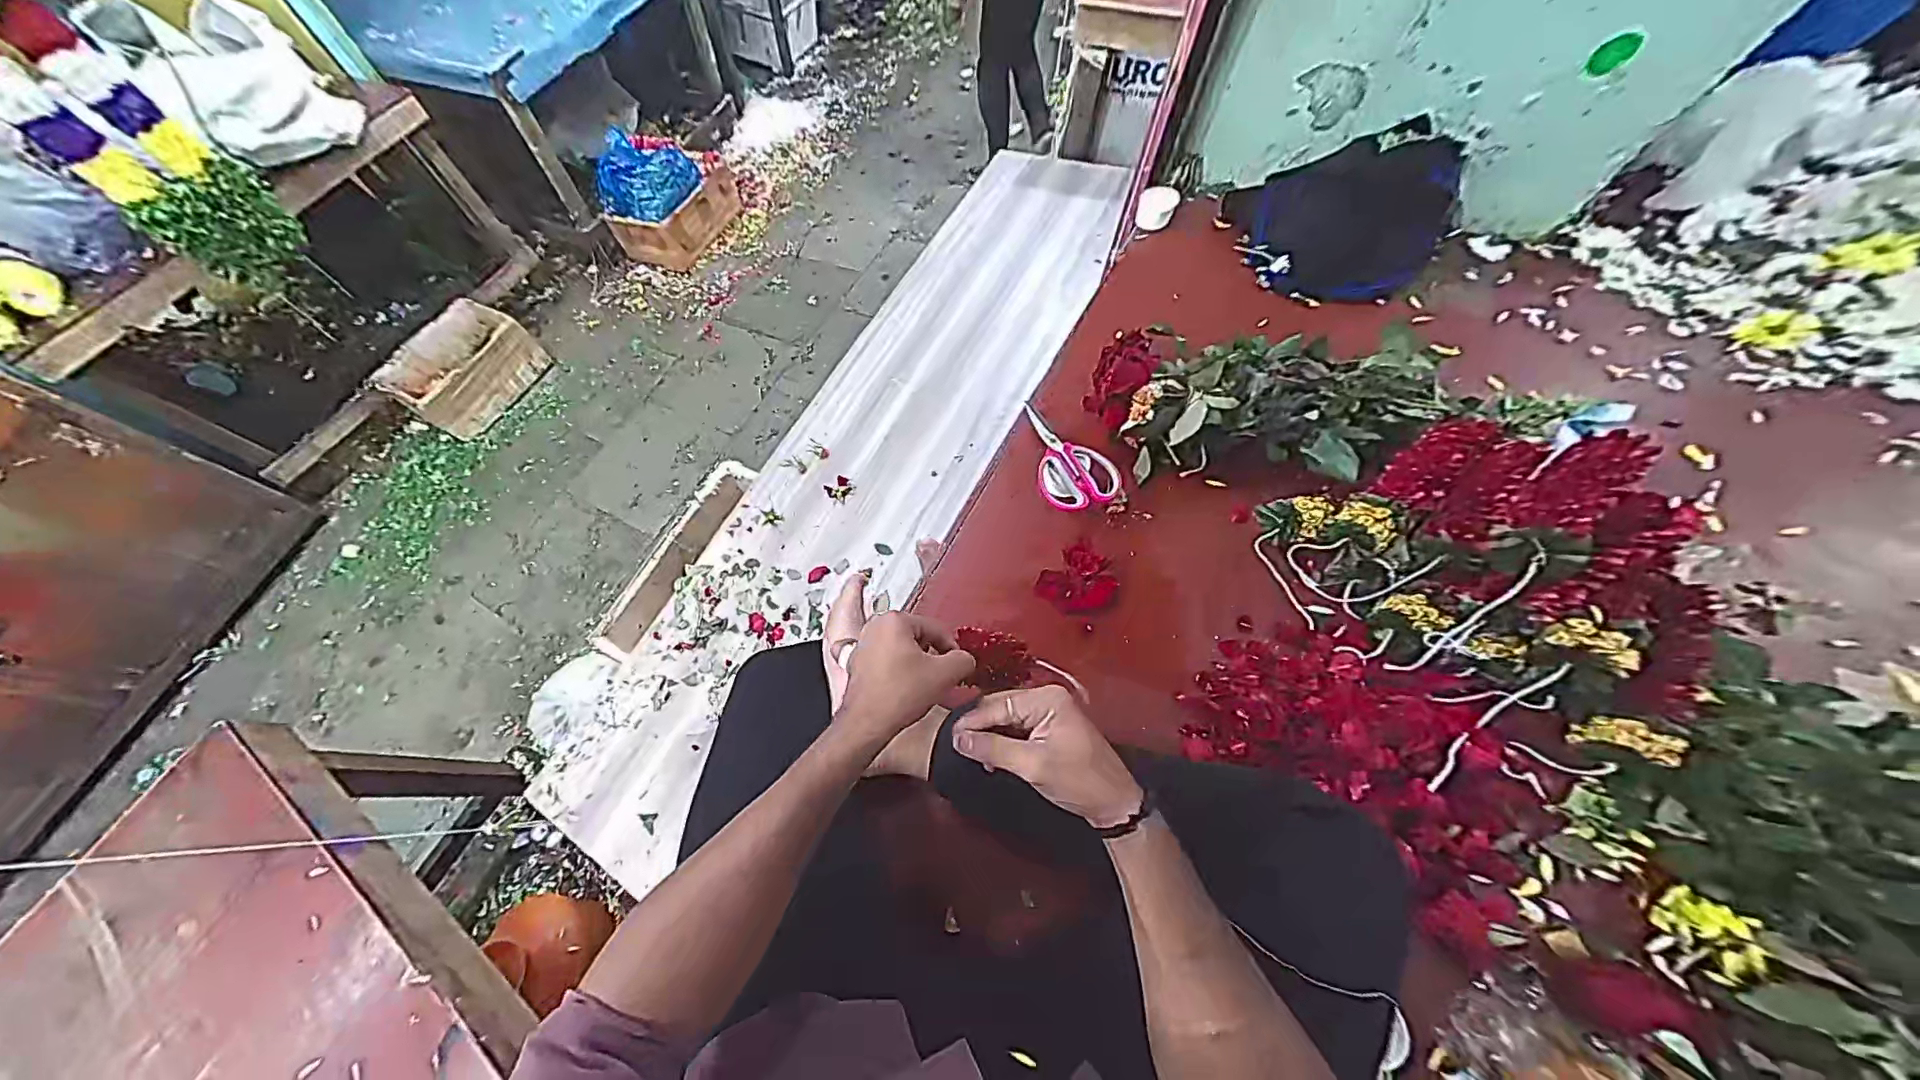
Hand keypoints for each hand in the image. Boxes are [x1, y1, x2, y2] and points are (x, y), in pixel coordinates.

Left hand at [835, 612, 975, 746]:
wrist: (866, 724)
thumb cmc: (897, 696)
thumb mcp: (946, 674)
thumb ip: (964, 659)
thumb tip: (964, 660)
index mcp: (895, 620)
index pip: (936, 629)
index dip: (951, 649)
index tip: (956, 664)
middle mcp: (875, 627)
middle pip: (919, 638)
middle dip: (932, 656)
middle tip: (939, 676)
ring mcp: (863, 646)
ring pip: (903, 650)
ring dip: (916, 665)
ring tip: (922, 685)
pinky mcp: (857, 664)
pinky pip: (887, 663)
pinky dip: (898, 672)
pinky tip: (904, 689)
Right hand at [953, 685, 1143, 828]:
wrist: (1114, 802)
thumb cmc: (1078, 781)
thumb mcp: (1033, 766)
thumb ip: (994, 750)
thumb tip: (959, 740)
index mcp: (1047, 699)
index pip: (998, 704)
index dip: (972, 721)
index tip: (949, 738)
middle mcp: (1047, 697)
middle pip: (1001, 707)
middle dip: (979, 727)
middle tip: (956, 747)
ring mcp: (1049, 711)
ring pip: (1007, 718)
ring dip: (989, 736)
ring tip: (971, 754)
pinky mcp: (1049, 726)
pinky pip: (1017, 727)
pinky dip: (1002, 741)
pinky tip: (990, 757)